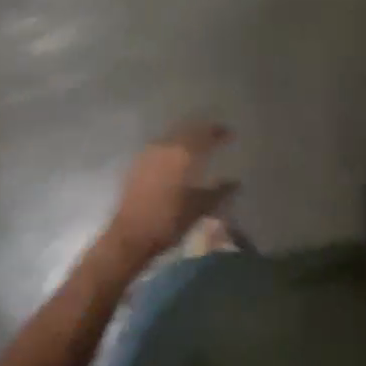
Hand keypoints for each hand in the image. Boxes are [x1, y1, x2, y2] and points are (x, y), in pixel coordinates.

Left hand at [100, 122, 236, 268]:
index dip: (218, 132)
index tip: (229, 133)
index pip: (204, 134)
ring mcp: (148, 152)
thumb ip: (219, 192)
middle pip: (187, 130)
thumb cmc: (168, 222)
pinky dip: (171, 146)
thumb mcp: (199, 209)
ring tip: (197, 143)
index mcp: (182, 154)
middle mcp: (165, 146)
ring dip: (185, 137)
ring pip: (172, 136)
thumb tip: (236, 182)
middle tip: (214, 134)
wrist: (130, 235)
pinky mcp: (137, 162)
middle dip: (202, 131)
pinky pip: (159, 145)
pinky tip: (175, 156)